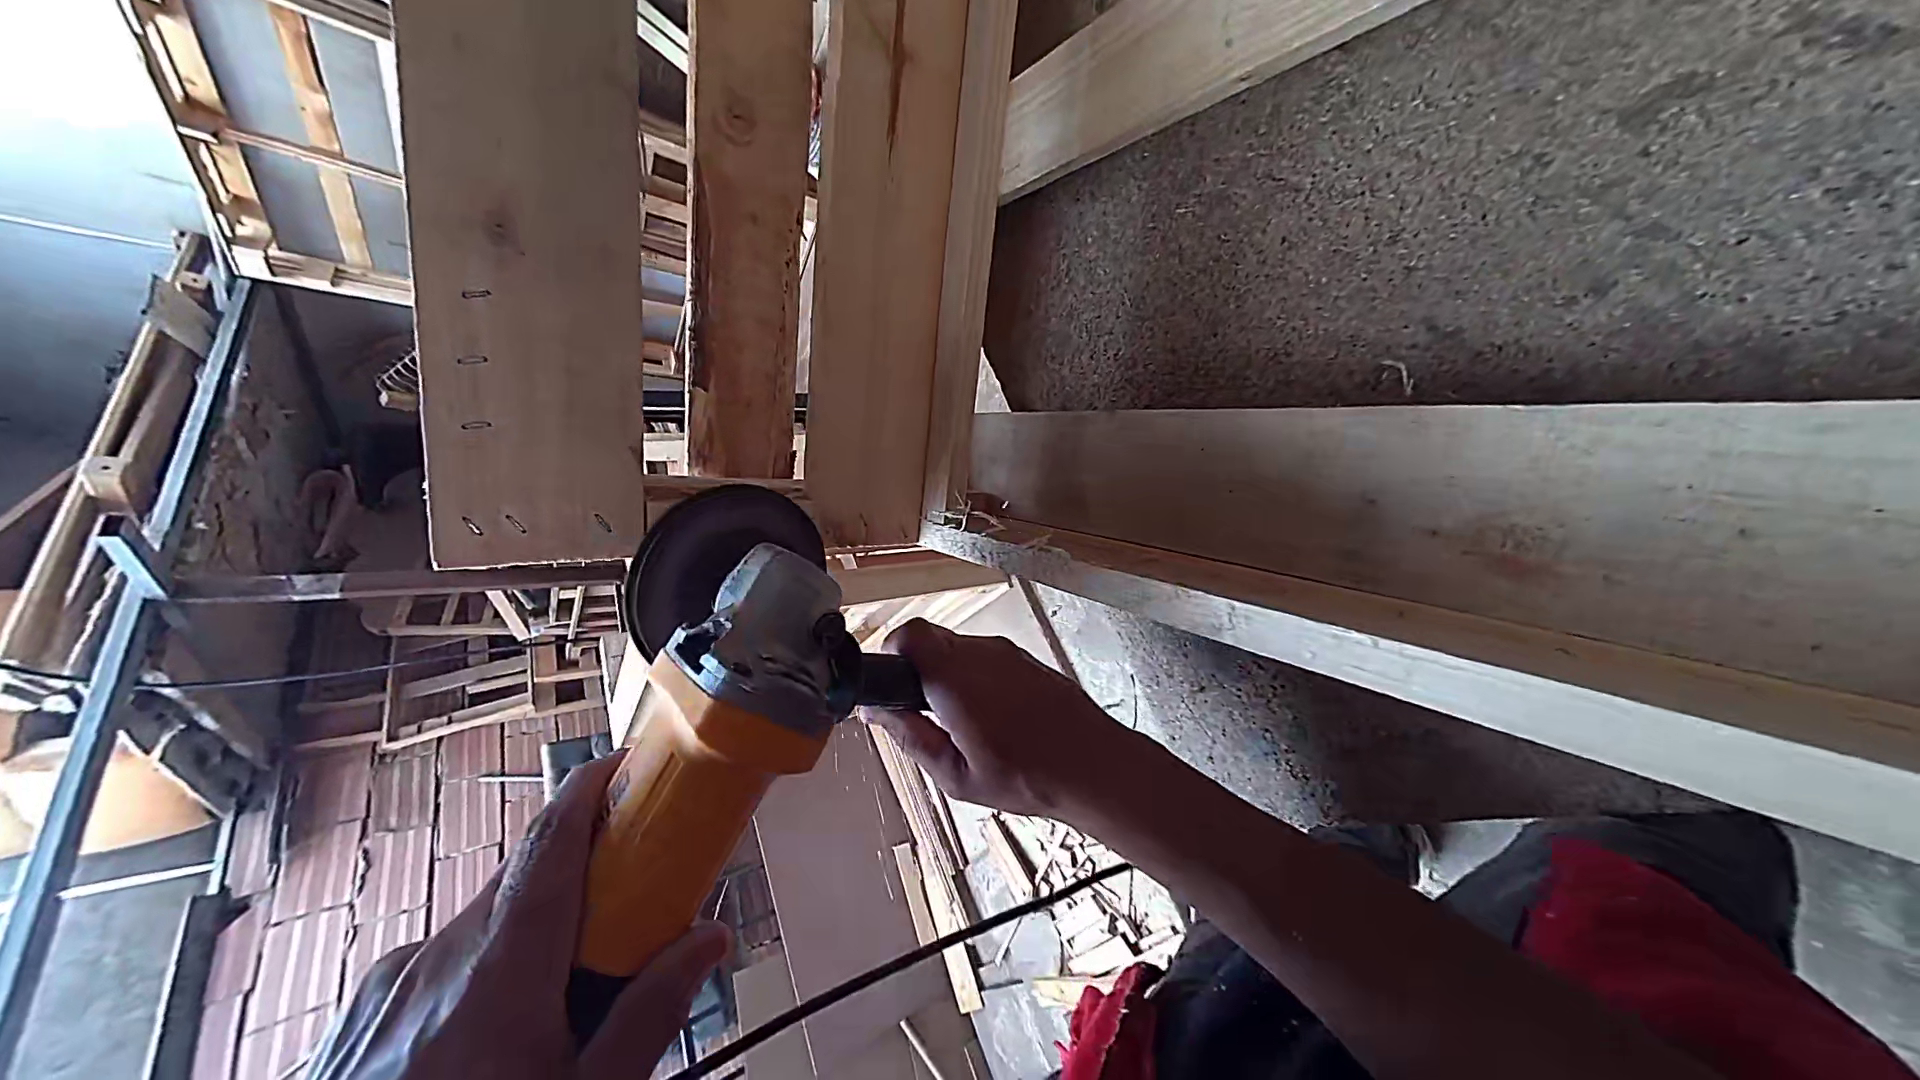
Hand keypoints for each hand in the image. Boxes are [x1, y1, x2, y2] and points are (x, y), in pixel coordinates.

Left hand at [306, 753, 729, 1079]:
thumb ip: (649, 1014)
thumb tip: (706, 941)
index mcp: (496, 976)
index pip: (551, 842)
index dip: (591, 788)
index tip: (626, 762)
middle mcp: (435, 962)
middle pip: (526, 874)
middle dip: (582, 867)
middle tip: (626, 893)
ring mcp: (388, 985)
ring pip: (485, 918)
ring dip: (534, 925)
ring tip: (558, 990)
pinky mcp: (358, 1013)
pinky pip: (440, 956)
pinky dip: (483, 964)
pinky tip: (488, 1030)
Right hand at [864, 618, 1146, 821]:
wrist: (1095, 765)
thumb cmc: (1032, 776)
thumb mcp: (957, 775)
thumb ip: (911, 738)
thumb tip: (878, 715)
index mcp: (956, 680)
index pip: (908, 634)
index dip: (891, 653)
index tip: (891, 683)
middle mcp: (981, 654)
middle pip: (929, 638)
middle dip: (916, 668)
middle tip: (922, 708)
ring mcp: (1006, 652)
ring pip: (956, 646)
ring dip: (945, 673)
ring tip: (961, 719)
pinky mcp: (1023, 658)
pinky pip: (984, 655)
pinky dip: (972, 675)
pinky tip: (989, 714)